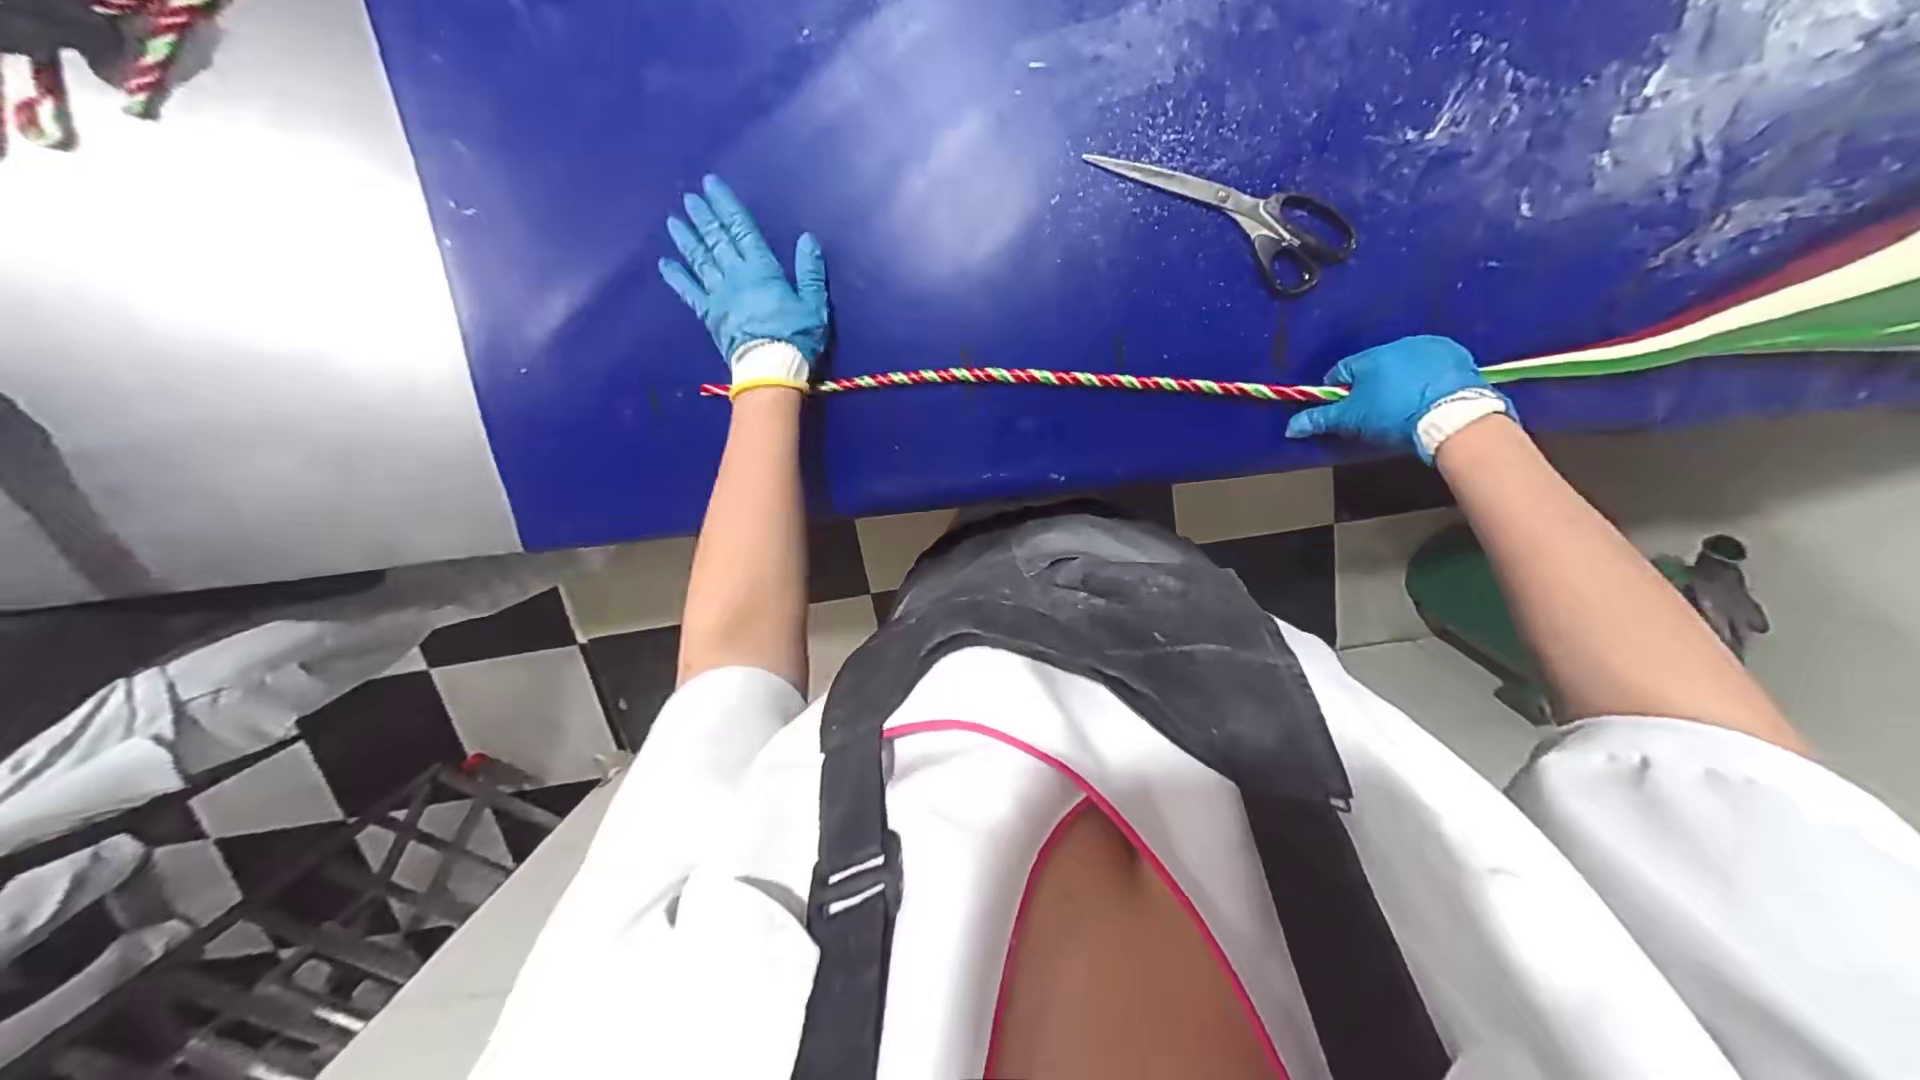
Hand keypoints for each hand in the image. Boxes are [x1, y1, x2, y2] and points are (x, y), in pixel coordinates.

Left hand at [659, 175, 828, 395]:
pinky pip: (689, 293)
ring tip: (674, 221)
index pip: (742, 230)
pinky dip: (676, 277)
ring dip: (687, 239)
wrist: (772, 369)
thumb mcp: (815, 305)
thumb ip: (811, 272)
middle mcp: (736, 276)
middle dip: (703, 217)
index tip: (712, 186)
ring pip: (699, 260)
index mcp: (762, 270)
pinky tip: (665, 263)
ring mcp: (719, 296)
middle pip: (716, 240)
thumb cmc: (797, 337)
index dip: (726, 206)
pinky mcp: (709, 316)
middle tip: (690, 198)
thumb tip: (807, 239)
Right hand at [1284, 335, 1512, 461]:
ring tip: (1403, 407)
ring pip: (1404, 365)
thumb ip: (1320, 420)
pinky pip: (1432, 367)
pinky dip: (1426, 379)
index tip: (1344, 411)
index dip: (1339, 393)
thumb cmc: (1394, 415)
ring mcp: (1432, 347)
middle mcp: (1400, 344)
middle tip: (1374, 413)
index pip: (1341, 372)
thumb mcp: (1352, 420)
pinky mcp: (1458, 356)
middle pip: (1373, 367)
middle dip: (1371, 386)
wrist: (1454, 418)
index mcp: (1370, 357)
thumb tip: (1289, 428)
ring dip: (1399, 381)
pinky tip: (1427, 399)